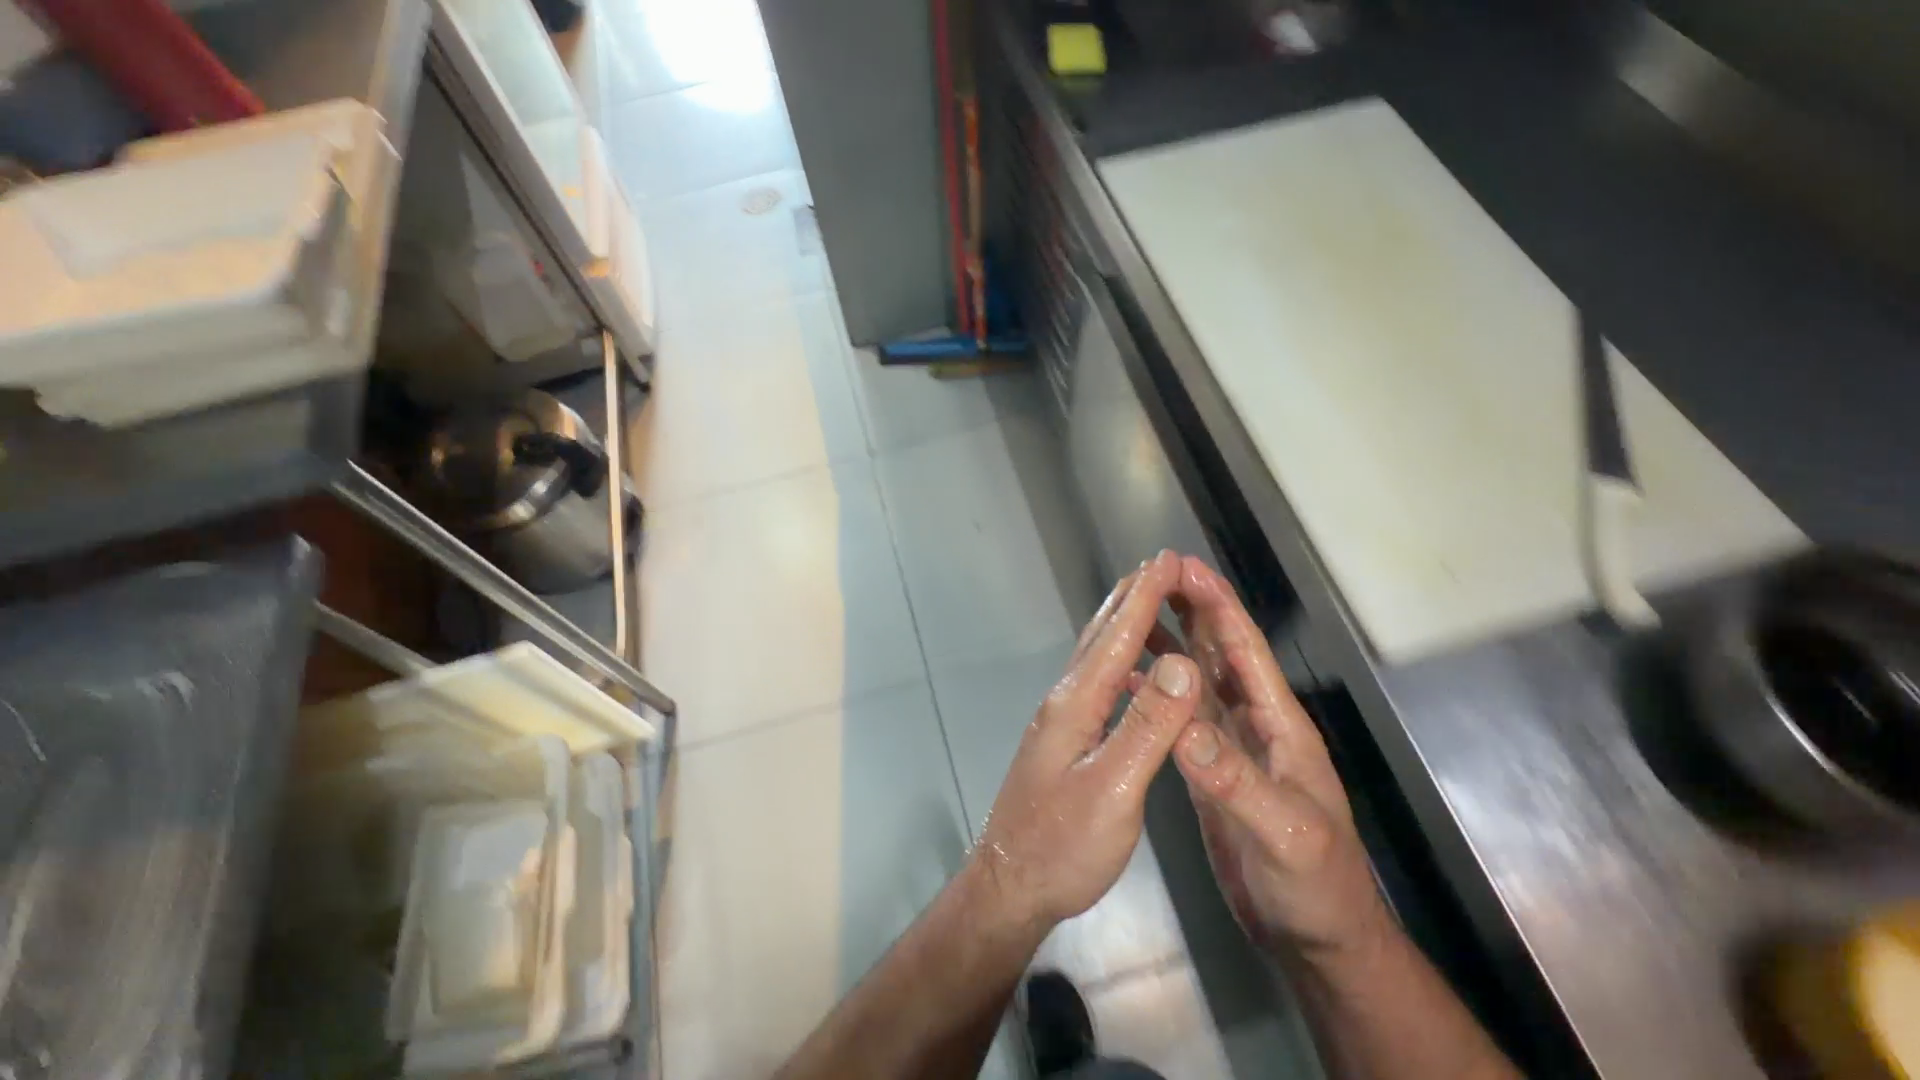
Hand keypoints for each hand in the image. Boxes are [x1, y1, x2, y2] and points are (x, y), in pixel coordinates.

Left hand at [965, 551, 1200, 933]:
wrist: (1010, 885)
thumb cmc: (1063, 843)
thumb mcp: (1114, 788)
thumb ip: (1147, 726)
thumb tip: (1180, 661)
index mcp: (1077, 704)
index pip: (1118, 637)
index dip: (1145, 597)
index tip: (1168, 558)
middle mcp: (1064, 702)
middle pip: (1100, 637)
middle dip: (1132, 597)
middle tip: (1160, 565)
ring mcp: (1060, 722)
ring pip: (1095, 657)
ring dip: (1123, 622)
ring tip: (1147, 600)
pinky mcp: (1063, 742)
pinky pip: (1097, 681)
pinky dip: (1118, 657)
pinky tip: (1128, 670)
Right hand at [1170, 559, 1392, 958]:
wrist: (1316, 939)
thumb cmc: (1316, 884)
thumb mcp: (1285, 832)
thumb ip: (1236, 780)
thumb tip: (1184, 726)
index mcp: (1279, 728)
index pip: (1246, 654)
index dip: (1218, 607)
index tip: (1186, 567)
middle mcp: (1253, 728)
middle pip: (1219, 657)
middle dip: (1191, 612)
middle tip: (1153, 575)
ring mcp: (1231, 753)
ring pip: (1196, 686)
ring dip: (1171, 647)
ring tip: (1133, 615)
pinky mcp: (1211, 778)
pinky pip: (1181, 723)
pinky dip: (1158, 698)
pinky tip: (1131, 686)